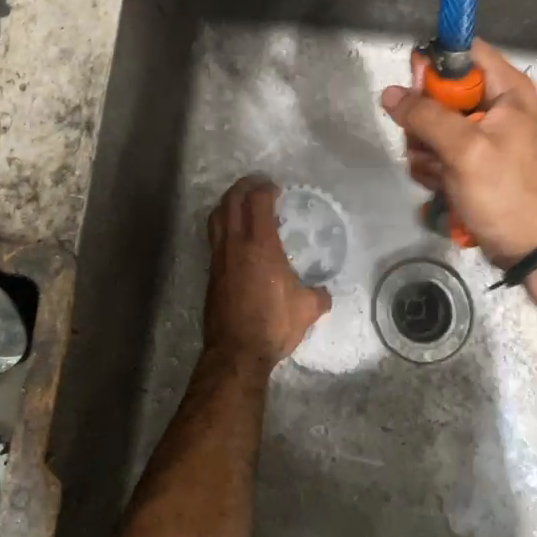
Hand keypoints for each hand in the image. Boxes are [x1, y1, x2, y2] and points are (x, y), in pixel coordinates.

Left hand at [202, 176, 331, 374]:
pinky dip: (222, 225)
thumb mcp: (307, 309)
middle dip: (243, 186)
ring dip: (227, 203)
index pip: (257, 201)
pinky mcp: (211, 272)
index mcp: (261, 245)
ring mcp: (219, 257)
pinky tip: (234, 236)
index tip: (275, 189)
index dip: (265, 188)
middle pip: (231, 200)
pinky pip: (214, 237)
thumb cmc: (273, 323)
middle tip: (257, 185)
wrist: (236, 351)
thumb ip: (319, 295)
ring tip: (240, 203)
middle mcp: (236, 244)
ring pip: (216, 216)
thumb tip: (324, 292)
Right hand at [380, 39, 536, 266]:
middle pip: (440, 89)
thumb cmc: (505, 192)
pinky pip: (436, 148)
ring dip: (425, 148)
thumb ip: (425, 116)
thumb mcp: (464, 150)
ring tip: (438, 172)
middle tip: (427, 143)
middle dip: (424, 118)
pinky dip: (432, 165)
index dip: (435, 64)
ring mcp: (482, 133)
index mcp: (507, 89)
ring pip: (432, 121)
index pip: (464, 52)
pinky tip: (440, 183)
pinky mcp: (471, 158)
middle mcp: (496, 104)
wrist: (528, 248)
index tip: (415, 88)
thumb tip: (390, 93)